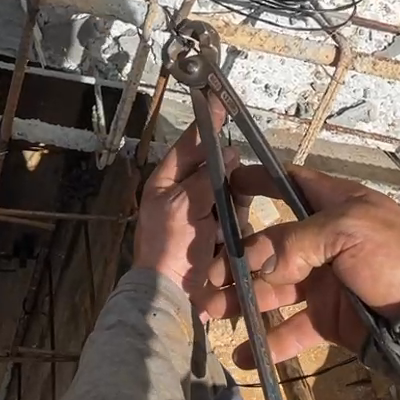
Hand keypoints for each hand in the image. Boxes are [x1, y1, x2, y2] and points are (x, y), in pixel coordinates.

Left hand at [134, 99, 235, 293]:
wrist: (172, 296)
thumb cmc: (171, 247)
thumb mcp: (184, 205)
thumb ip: (207, 177)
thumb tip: (227, 154)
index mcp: (164, 183)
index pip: (188, 146)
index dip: (204, 127)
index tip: (220, 103)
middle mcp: (181, 196)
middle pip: (215, 171)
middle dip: (225, 184)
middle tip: (227, 199)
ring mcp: (199, 218)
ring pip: (229, 196)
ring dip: (231, 211)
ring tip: (220, 232)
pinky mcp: (215, 238)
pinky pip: (235, 221)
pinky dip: (235, 229)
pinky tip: (227, 243)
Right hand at [198, 165, 399, 368]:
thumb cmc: (399, 259)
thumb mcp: (350, 232)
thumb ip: (296, 240)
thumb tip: (250, 258)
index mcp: (336, 205)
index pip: (289, 184)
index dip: (258, 181)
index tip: (224, 183)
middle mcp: (325, 241)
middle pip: (269, 245)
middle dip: (235, 259)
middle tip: (205, 278)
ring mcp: (325, 282)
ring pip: (272, 288)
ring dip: (241, 299)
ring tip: (212, 313)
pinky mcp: (329, 319)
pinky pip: (291, 329)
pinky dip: (268, 342)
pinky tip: (245, 354)